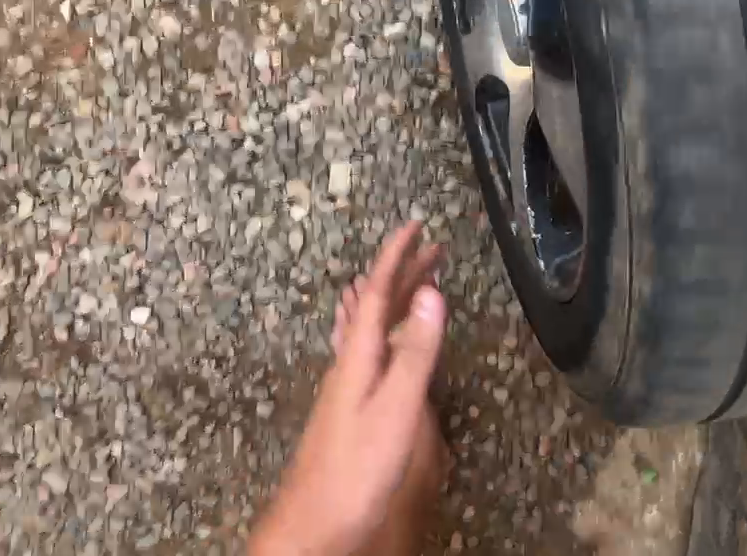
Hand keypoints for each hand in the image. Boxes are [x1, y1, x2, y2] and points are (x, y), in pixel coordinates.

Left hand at [249, 224, 445, 555]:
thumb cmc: (356, 466)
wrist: (312, 522)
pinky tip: (374, 329)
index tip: (415, 225)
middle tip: (433, 247)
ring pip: (374, 322)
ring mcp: (347, 379)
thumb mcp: (394, 408)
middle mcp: (351, 357)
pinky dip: (382, 323)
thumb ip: (415, 353)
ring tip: (415, 278)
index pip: (380, 290)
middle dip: (405, 271)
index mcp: (361, 352)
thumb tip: (432, 293)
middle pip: (379, 302)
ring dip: (397, 295)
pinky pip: (368, 342)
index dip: (397, 255)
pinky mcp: (349, 399)